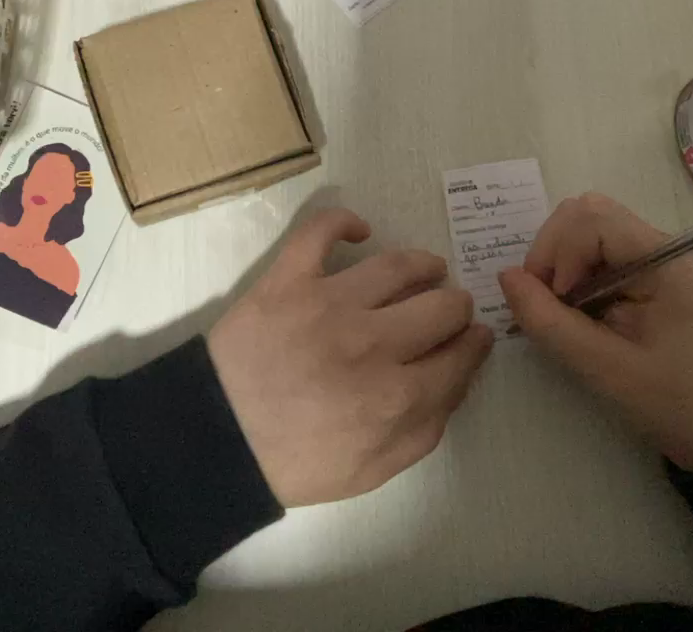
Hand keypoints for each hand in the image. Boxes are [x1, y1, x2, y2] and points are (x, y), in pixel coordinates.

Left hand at [208, 209, 493, 506]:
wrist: (218, 437)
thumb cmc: (296, 460)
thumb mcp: (373, 470)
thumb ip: (425, 430)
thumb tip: (455, 381)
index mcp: (397, 396)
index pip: (459, 355)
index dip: (473, 344)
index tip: (474, 336)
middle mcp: (373, 342)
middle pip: (442, 307)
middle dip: (456, 308)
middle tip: (448, 309)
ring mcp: (330, 302)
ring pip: (398, 265)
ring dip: (424, 264)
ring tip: (428, 268)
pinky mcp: (289, 278)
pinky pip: (321, 232)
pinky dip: (344, 221)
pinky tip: (361, 230)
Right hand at [498, 193, 692, 471]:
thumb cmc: (668, 401)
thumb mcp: (603, 369)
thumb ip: (550, 323)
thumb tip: (505, 276)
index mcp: (665, 262)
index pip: (595, 219)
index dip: (562, 253)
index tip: (558, 301)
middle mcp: (659, 246)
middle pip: (586, 211)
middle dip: (553, 250)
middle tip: (549, 300)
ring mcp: (649, 255)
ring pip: (583, 224)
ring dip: (557, 258)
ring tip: (560, 303)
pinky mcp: (638, 269)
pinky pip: (590, 247)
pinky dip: (568, 268)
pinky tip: (573, 305)